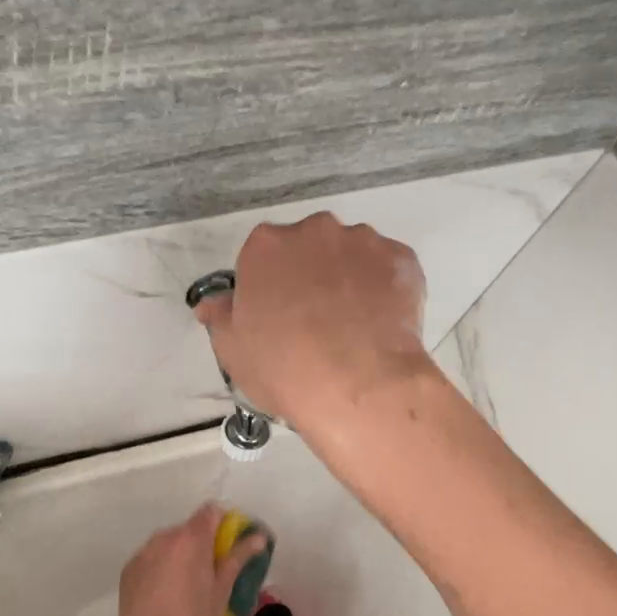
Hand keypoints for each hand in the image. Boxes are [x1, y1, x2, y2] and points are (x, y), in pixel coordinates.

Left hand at [113, 504, 269, 615]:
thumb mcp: (220, 591)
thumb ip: (237, 558)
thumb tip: (258, 536)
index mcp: (191, 540)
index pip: (210, 511)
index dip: (223, 523)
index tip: (228, 546)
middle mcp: (164, 537)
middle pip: (189, 528)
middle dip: (202, 543)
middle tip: (210, 574)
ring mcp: (143, 552)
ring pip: (169, 543)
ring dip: (181, 554)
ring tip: (185, 587)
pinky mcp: (129, 567)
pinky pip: (152, 557)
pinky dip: (162, 566)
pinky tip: (164, 594)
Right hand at [197, 213, 435, 433]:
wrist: (359, 385)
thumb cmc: (283, 366)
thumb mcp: (232, 349)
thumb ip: (220, 316)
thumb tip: (212, 303)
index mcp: (266, 246)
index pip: (261, 257)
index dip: (268, 287)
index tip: (274, 317)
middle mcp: (315, 230)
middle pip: (308, 248)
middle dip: (309, 275)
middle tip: (312, 322)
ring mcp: (364, 242)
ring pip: (350, 256)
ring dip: (347, 280)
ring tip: (351, 327)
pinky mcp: (403, 260)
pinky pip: (387, 270)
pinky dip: (383, 290)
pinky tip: (378, 325)